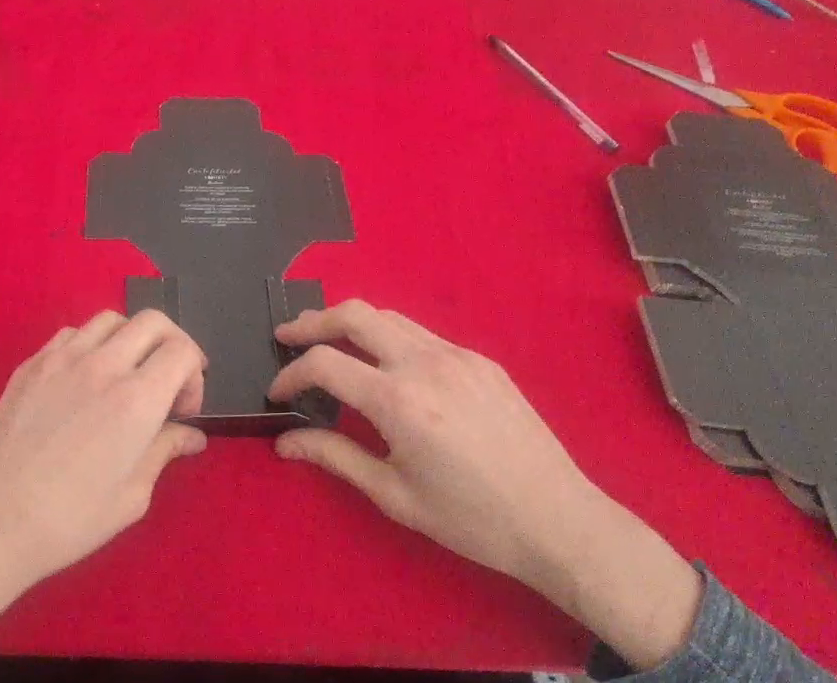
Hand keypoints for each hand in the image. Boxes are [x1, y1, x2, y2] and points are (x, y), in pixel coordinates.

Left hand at [0, 310, 206, 675]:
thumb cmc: (71, 519)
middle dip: (171, 345)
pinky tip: (84, 381)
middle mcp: (102, 365)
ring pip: (110, 320)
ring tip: (125, 378)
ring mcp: (61, 358)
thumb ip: (165, 452)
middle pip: (152, 321)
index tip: (183, 409)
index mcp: (136, 399)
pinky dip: (91, 345)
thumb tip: (191, 435)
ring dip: (131, 341)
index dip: (194, 374)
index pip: (182, 349)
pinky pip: (72, 334)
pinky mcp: (31, 364)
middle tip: (166, 384)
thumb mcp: (132, 495)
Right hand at [270, 300, 700, 670]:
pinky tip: (386, 366)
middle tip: (287, 337)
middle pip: (354, 314)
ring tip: (329, 342)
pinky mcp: (481, 360)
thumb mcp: (394, 495)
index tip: (277, 394)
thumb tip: (284, 441)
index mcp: (399, 401)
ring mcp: (457, 355)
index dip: (291, 374)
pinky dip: (389, 338)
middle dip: (312, 322)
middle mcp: (425, 363)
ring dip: (350, 323)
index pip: (325, 363)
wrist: (560, 521)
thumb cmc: (471, 520)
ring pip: (389, 316)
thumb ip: (335, 457)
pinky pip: (422, 334)